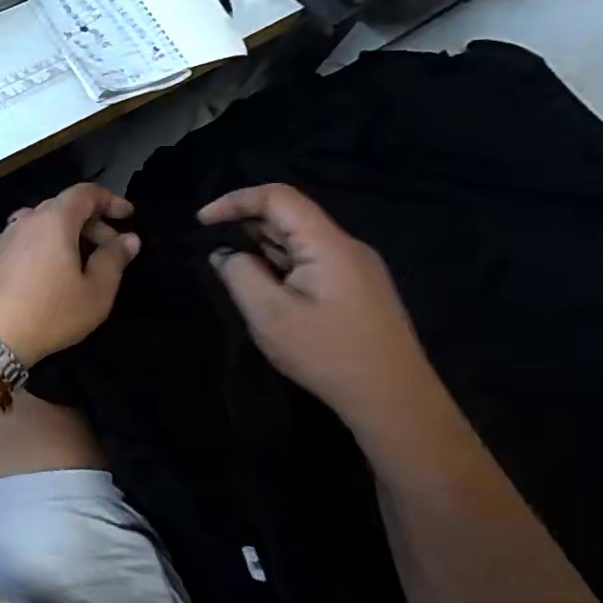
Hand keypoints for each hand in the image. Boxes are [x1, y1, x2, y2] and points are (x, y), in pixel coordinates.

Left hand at [0, 184, 141, 363]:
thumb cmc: (50, 312)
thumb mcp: (96, 292)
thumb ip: (114, 260)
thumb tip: (129, 239)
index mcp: (56, 219)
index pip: (86, 193)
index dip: (110, 200)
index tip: (128, 215)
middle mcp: (28, 219)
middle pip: (64, 206)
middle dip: (91, 221)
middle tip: (111, 247)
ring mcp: (6, 237)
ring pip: (40, 221)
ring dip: (63, 232)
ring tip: (77, 255)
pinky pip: (20, 239)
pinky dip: (38, 244)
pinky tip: (40, 263)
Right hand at [199, 184, 427, 418]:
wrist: (398, 405)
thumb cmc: (329, 356)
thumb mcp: (271, 317)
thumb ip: (241, 275)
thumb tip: (225, 254)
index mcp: (327, 243)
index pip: (277, 197)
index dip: (236, 200)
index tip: (203, 221)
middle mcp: (346, 246)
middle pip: (291, 215)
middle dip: (248, 224)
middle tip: (216, 247)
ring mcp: (358, 268)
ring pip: (302, 240)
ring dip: (265, 246)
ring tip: (239, 270)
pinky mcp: (362, 290)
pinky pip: (314, 260)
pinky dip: (284, 264)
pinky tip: (272, 289)